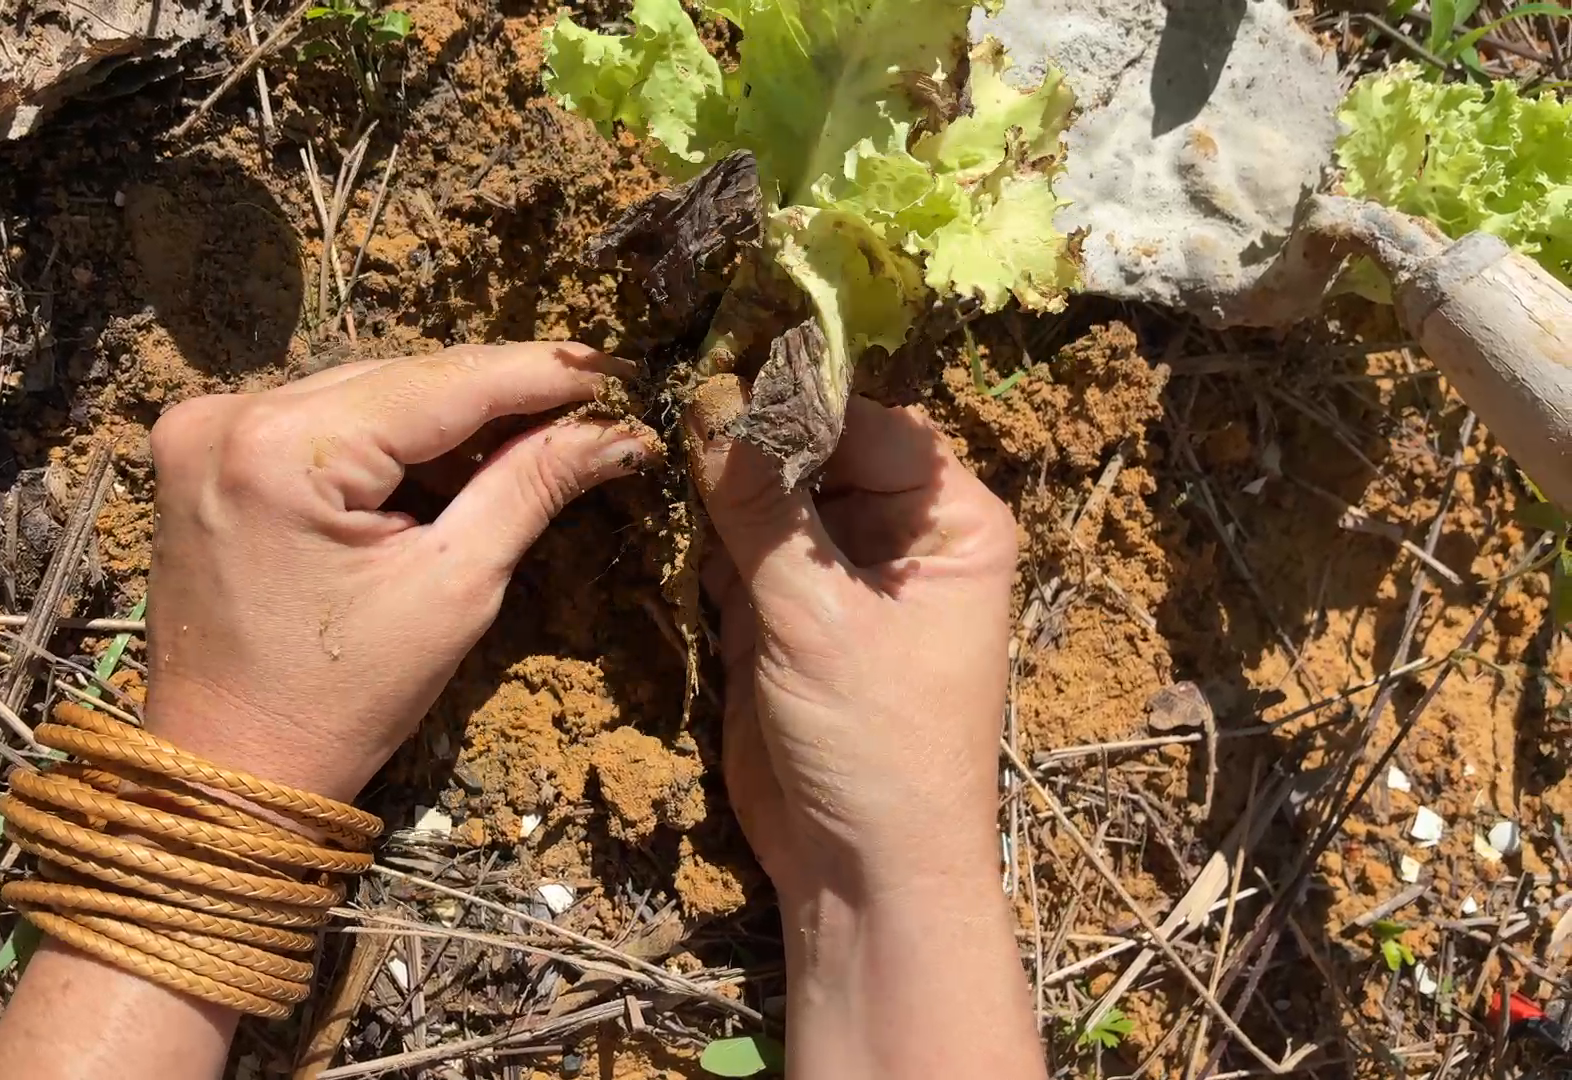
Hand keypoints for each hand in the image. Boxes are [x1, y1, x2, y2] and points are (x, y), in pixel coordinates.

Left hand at [143, 342, 659, 802]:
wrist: (232, 766)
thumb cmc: (348, 699)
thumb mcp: (455, 587)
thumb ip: (530, 487)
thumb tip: (614, 434)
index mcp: (286, 450)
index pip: (444, 382)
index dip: (538, 372)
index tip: (610, 368)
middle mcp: (232, 414)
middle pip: (404, 381)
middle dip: (499, 396)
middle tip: (585, 408)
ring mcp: (209, 428)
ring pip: (368, 396)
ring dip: (450, 422)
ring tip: (527, 446)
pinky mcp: (209, 452)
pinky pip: (328, 423)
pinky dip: (395, 442)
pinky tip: (445, 472)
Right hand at [693, 376, 1041, 1079]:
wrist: (856, 867)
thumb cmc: (874, 740)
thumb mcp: (816, 616)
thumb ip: (761, 510)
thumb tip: (713, 406)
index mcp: (944, 521)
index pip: (867, 425)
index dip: (794, 403)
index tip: (716, 382)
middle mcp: (893, 536)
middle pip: (813, 456)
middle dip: (747, 445)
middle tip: (675, 419)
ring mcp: (833, 575)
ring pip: (768, 500)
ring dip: (718, 491)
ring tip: (663, 459)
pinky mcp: (784, 610)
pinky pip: (741, 549)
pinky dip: (706, 539)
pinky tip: (669, 518)